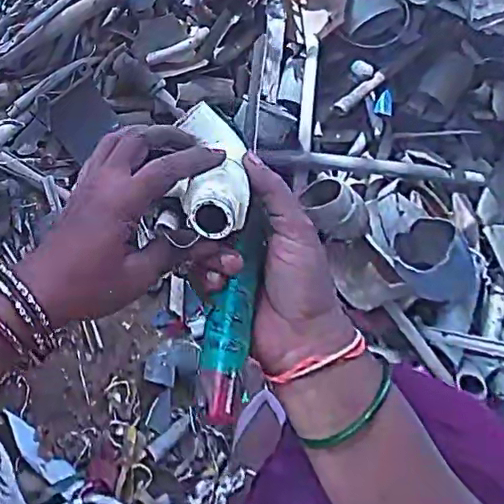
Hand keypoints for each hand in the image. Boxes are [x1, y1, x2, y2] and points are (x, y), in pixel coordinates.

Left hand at [14, 126, 225, 324]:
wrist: (41, 289)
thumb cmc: (80, 285)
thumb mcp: (137, 275)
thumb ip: (171, 252)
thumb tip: (198, 242)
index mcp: (120, 200)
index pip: (165, 167)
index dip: (195, 159)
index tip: (213, 156)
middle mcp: (102, 182)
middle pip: (138, 137)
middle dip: (170, 135)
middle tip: (192, 144)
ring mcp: (88, 182)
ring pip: (116, 138)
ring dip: (144, 134)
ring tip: (166, 143)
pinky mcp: (80, 188)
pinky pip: (102, 152)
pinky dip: (122, 145)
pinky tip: (133, 158)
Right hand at [192, 153, 354, 374]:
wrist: (302, 343)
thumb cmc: (309, 290)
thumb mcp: (297, 231)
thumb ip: (275, 192)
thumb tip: (251, 160)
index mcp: (262, 220)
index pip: (229, 192)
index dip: (216, 189)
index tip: (206, 186)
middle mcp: (241, 238)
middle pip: (206, 217)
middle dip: (209, 228)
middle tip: (226, 240)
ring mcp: (225, 263)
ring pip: (196, 244)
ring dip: (210, 256)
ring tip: (231, 270)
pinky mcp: (213, 287)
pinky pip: (194, 272)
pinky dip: (204, 277)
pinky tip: (221, 284)